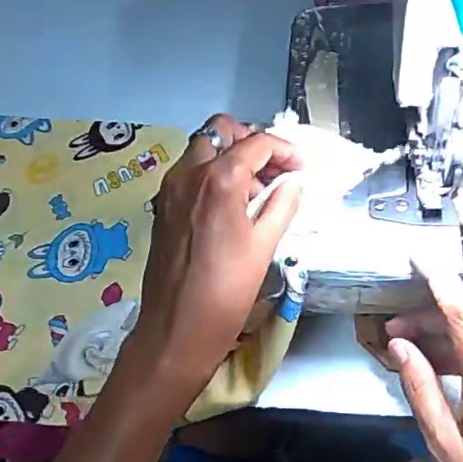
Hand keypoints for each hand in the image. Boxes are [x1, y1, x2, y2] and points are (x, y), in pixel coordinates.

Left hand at [117, 114, 302, 399]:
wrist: (176, 330)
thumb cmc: (225, 293)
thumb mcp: (264, 246)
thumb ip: (282, 205)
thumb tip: (293, 183)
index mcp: (218, 180)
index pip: (256, 143)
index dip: (284, 150)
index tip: (300, 168)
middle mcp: (188, 174)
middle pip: (220, 131)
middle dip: (250, 142)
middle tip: (274, 170)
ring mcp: (170, 190)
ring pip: (201, 149)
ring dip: (230, 157)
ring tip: (256, 191)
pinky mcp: (162, 207)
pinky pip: (188, 173)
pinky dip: (211, 175)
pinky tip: (231, 206)